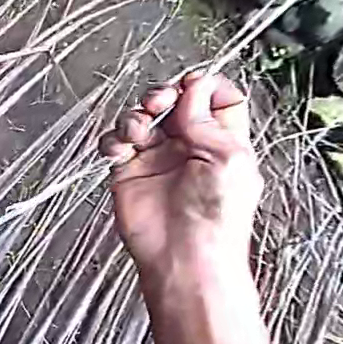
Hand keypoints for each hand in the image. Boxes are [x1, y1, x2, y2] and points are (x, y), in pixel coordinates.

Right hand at [100, 73, 261, 279]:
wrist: (184, 257)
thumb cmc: (217, 220)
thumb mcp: (229, 159)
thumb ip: (207, 120)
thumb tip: (193, 89)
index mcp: (221, 141)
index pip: (215, 99)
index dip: (202, 87)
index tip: (191, 86)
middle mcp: (188, 147)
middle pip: (173, 103)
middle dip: (163, 94)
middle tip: (159, 102)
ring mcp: (157, 158)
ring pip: (141, 118)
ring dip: (136, 116)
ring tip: (138, 131)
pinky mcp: (129, 172)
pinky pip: (116, 142)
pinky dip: (114, 138)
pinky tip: (121, 147)